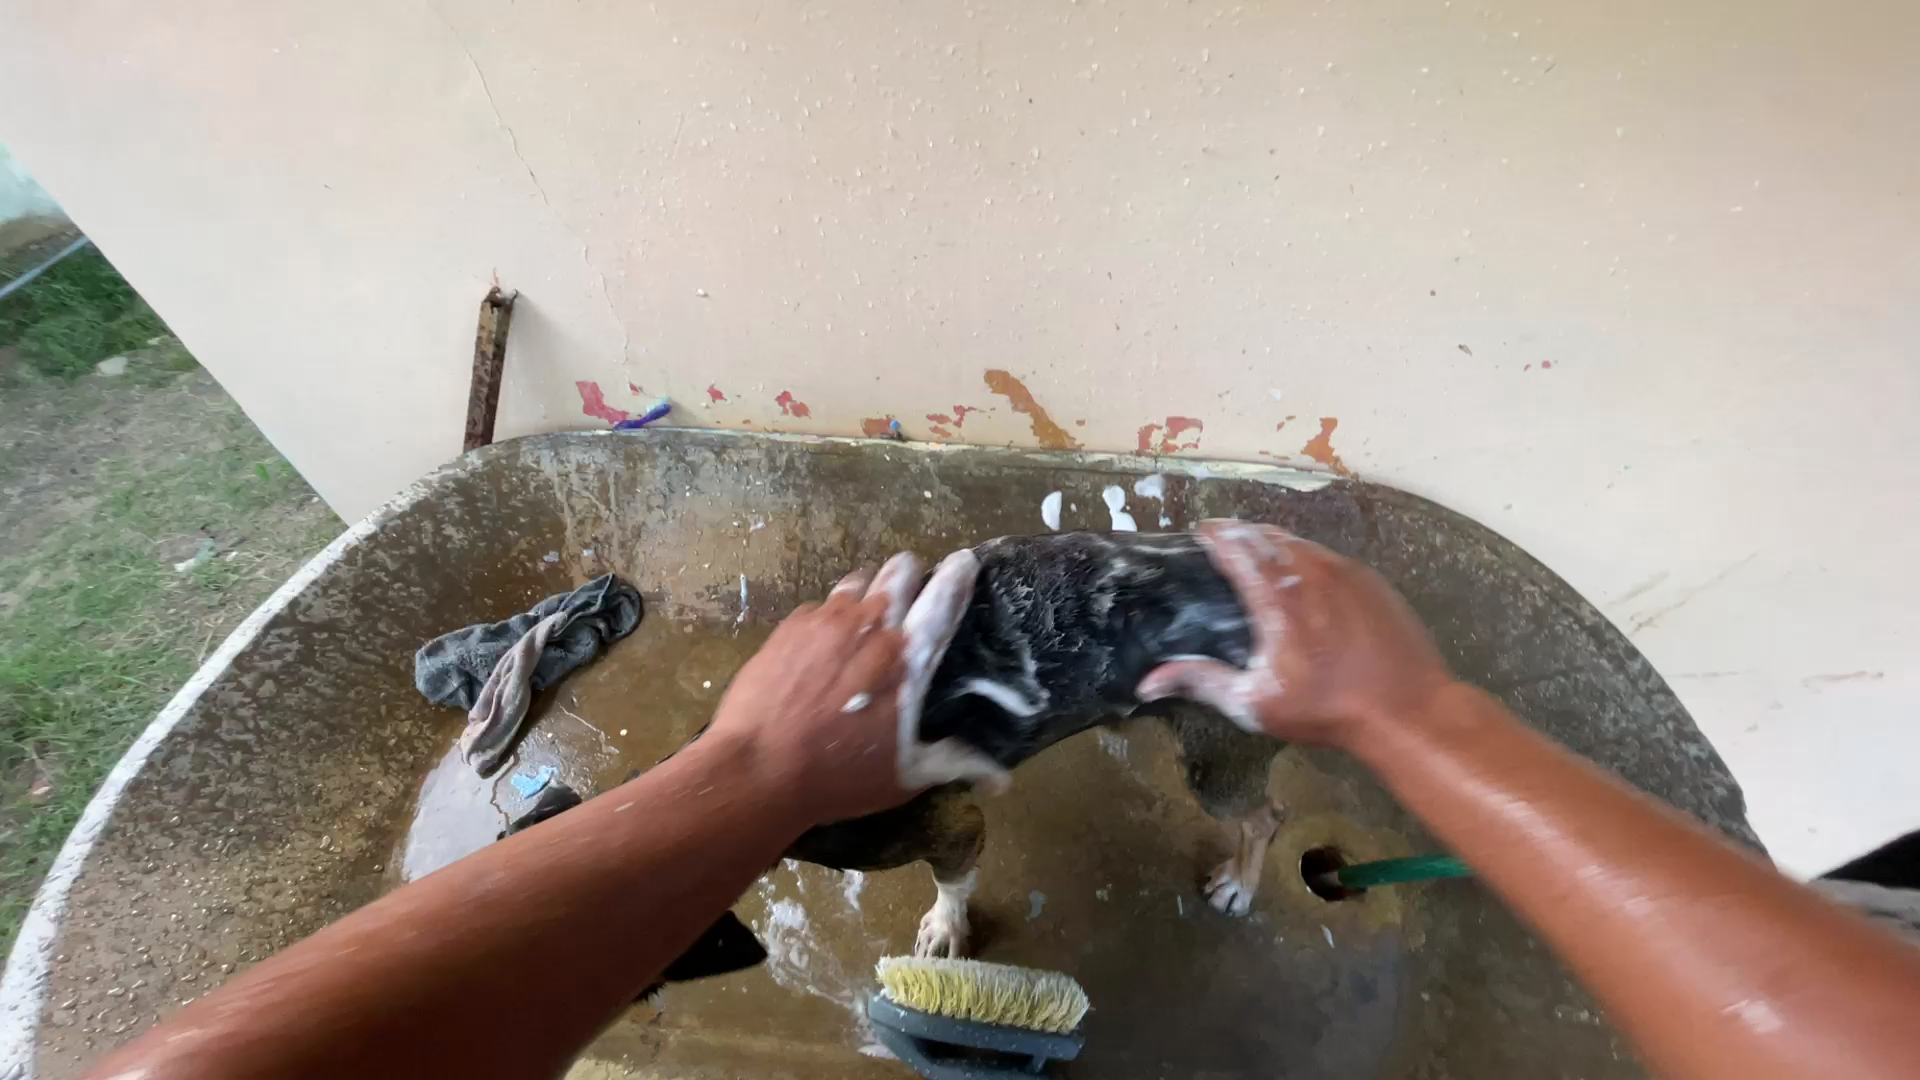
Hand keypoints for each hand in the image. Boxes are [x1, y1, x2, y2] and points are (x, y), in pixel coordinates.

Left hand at [706, 551, 1008, 824]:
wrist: (757, 770)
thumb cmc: (839, 776)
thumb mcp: (906, 776)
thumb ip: (955, 762)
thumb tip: (1001, 781)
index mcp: (908, 659)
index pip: (944, 598)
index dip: (959, 574)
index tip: (964, 563)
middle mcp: (871, 627)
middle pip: (901, 569)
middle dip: (910, 577)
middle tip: (906, 602)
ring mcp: (827, 621)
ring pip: (858, 581)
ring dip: (868, 594)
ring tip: (861, 624)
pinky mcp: (791, 626)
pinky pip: (820, 606)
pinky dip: (828, 619)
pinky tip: (820, 649)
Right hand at [1136, 520, 1454, 748]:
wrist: (1412, 713)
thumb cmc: (1328, 708)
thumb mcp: (1254, 703)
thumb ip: (1200, 682)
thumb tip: (1146, 683)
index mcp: (1277, 597)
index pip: (1238, 547)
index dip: (1216, 535)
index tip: (1201, 531)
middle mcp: (1311, 572)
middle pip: (1266, 536)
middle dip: (1240, 532)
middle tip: (1221, 538)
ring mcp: (1346, 572)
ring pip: (1298, 541)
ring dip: (1271, 540)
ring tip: (1255, 550)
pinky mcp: (1371, 580)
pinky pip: (1326, 555)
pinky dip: (1302, 555)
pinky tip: (1299, 574)